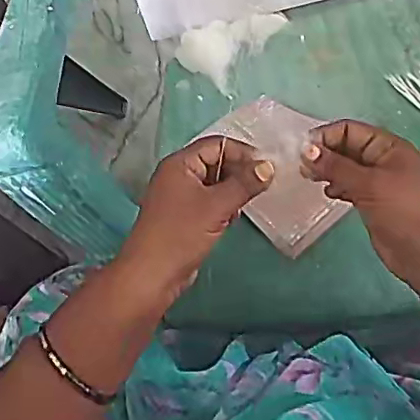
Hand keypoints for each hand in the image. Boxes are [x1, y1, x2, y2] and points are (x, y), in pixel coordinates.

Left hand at [120, 135, 273, 290]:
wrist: (152, 275)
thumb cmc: (181, 234)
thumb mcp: (217, 206)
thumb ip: (244, 184)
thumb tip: (268, 167)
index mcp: (180, 163)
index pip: (216, 144)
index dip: (242, 153)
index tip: (266, 168)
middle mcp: (178, 174)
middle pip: (215, 161)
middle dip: (239, 172)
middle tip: (263, 186)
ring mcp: (180, 195)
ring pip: (214, 182)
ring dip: (232, 190)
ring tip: (247, 203)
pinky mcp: (184, 215)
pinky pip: (209, 200)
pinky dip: (223, 205)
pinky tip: (233, 217)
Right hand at [300, 120, 419, 288]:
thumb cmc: (405, 211)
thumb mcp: (369, 184)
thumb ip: (336, 166)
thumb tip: (307, 150)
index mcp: (388, 147)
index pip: (350, 130)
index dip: (326, 136)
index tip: (302, 150)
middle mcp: (383, 160)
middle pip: (347, 147)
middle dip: (324, 153)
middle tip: (303, 168)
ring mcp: (379, 182)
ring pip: (346, 168)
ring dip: (328, 170)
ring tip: (311, 180)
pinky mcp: (374, 202)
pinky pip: (350, 186)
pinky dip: (337, 186)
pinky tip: (329, 194)